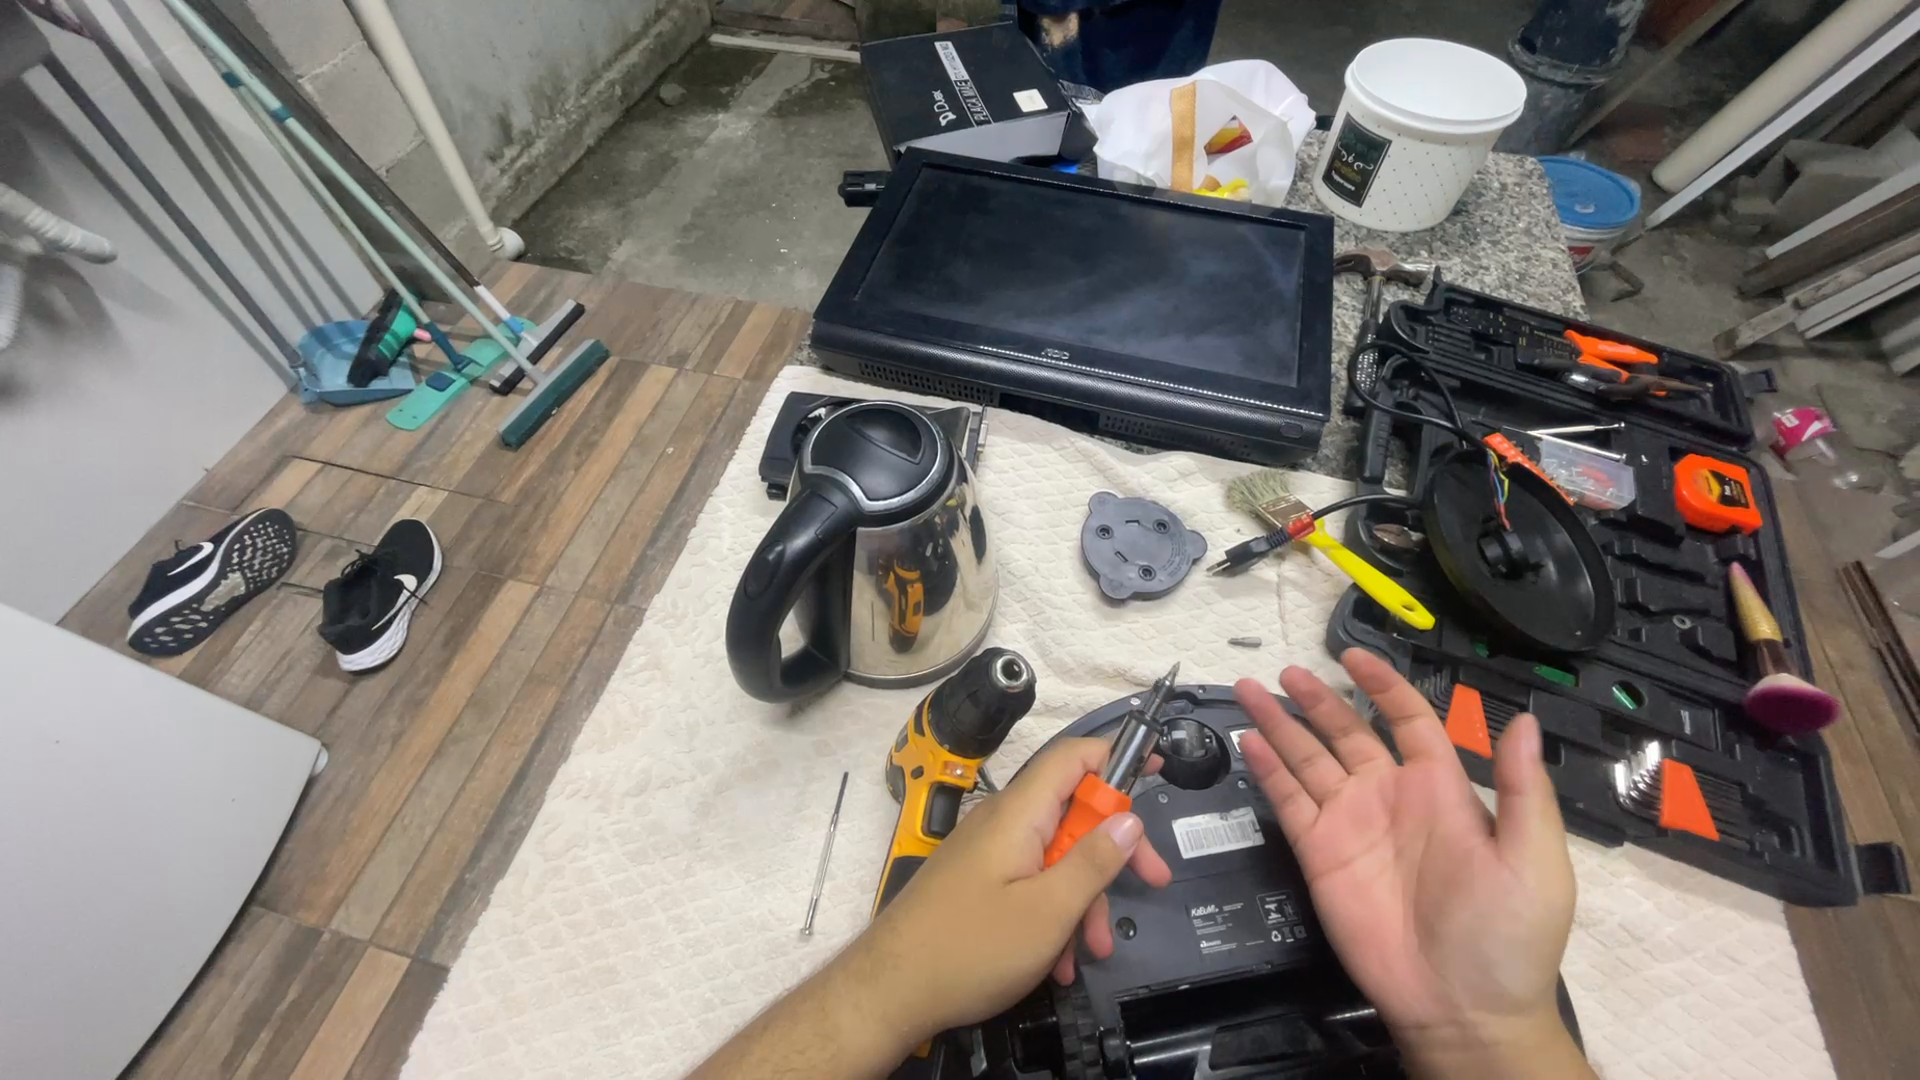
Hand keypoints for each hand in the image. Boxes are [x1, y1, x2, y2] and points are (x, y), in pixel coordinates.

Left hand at [849, 737, 1171, 1042]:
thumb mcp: (1047, 911)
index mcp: (1019, 813)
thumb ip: (1093, 861)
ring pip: (1055, 854)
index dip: (1117, 755)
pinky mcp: (981, 879)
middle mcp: (1004, 821)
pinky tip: (1057, 959)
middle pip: (1073, 811)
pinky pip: (1031, 880)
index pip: (1073, 756)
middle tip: (1152, 879)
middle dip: (1113, 849)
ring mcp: (990, 850)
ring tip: (1091, 948)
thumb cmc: (969, 948)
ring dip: (1083, 897)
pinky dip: (1053, 912)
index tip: (1157, 768)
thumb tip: (1128, 817)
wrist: (891, 989)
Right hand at [1234, 649, 1583, 1075]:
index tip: (1352, 656)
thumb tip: (1526, 720)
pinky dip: (1266, 769)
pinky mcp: (1316, 850)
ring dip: (1278, 723)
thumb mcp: (1533, 861)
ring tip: (1249, 690)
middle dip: (1314, 699)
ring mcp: (1346, 820)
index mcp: (1438, 788)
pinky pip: (1287, 800)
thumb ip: (1520, 790)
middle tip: (1285, 672)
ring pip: (1306, 757)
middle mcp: (1385, 793)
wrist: (1460, 1008)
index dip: (1381, 685)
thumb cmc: (1505, 934)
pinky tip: (1248, 741)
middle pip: (1343, 731)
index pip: (1406, 719)